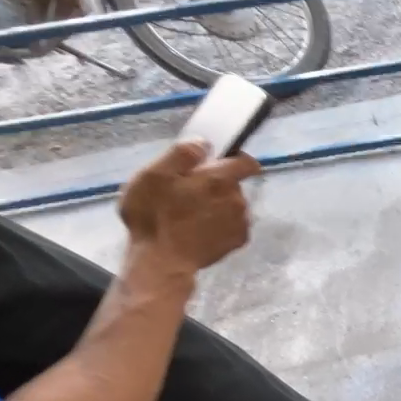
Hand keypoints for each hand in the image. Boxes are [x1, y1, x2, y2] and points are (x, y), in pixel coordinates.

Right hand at [117, 139, 260, 279]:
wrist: (164, 257)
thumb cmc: (154, 213)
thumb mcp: (155, 175)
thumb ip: (183, 155)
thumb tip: (205, 143)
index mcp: (220, 181)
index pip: (247, 162)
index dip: (235, 158)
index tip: (216, 160)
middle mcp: (240, 200)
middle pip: (232, 184)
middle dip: (212, 184)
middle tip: (183, 191)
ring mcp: (242, 222)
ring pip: (231, 204)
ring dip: (215, 203)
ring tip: (186, 211)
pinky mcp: (239, 240)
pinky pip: (231, 223)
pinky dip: (217, 222)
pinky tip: (196, 227)